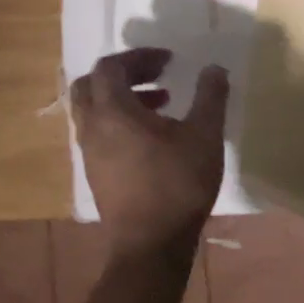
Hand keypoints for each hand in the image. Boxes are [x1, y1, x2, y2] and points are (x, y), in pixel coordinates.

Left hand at [70, 47, 228, 257]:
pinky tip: (155, 135)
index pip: (110, 67)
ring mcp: (90, 155)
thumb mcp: (205, 133)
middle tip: (158, 75)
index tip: (169, 61)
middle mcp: (93, 129)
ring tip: (163, 103)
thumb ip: (210, 95)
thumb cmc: (178, 183)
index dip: (138, 57)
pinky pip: (100, 133)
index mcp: (114, 113)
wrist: (151, 246)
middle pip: (91, 86)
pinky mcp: (96, 174)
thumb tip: (214, 68)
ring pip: (94, 111)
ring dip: (124, 98)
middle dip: (124, 74)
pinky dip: (121, 121)